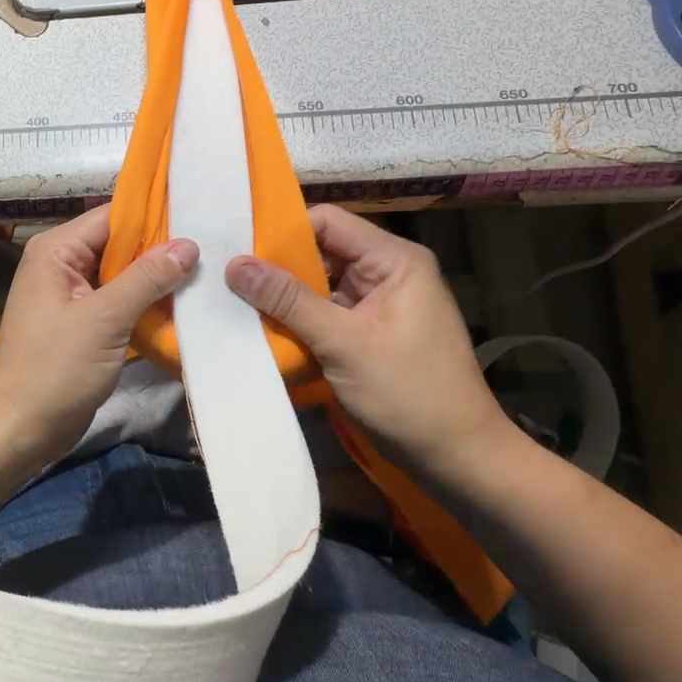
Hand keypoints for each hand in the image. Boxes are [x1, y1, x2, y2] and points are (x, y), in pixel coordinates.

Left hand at [0, 205, 197, 465]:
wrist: (23, 425)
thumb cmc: (57, 368)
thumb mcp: (105, 319)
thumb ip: (146, 278)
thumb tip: (188, 244)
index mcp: (56, 251)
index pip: (112, 217)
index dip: (154, 216)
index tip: (200, 218)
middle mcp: (62, 264)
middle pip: (120, 243)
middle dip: (161, 248)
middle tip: (214, 249)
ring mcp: (72, 294)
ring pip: (123, 273)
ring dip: (157, 278)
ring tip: (209, 273)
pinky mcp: (83, 322)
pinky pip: (120, 300)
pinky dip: (146, 302)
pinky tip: (183, 305)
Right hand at [225, 205, 509, 476]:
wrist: (457, 458)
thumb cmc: (409, 393)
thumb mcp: (343, 343)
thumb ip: (289, 300)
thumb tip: (235, 264)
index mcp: (394, 261)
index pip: (327, 223)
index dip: (282, 231)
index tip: (236, 249)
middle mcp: (386, 274)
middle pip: (319, 252)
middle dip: (275, 268)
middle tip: (225, 279)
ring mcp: (377, 305)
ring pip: (316, 286)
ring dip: (281, 299)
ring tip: (233, 304)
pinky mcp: (367, 333)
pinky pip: (322, 314)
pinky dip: (295, 322)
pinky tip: (262, 332)